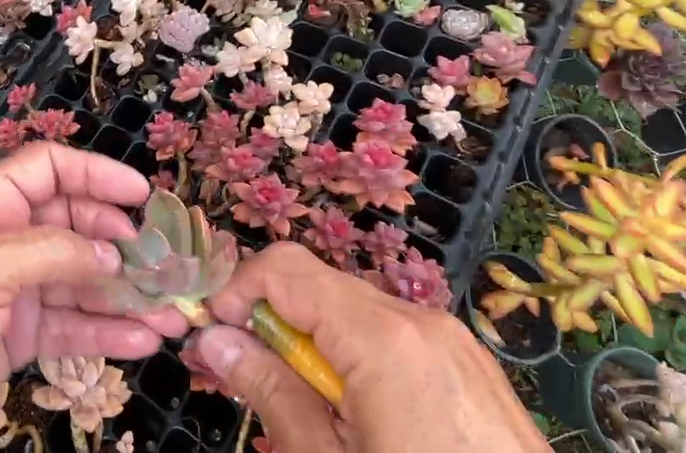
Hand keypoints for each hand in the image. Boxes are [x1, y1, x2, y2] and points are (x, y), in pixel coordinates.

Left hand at [0, 142, 187, 452]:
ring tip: (172, 313)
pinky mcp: (17, 333)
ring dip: (124, 295)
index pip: (47, 170)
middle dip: (117, 243)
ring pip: (78, 278)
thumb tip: (114, 256)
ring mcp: (10, 288)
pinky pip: (69, 322)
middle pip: (71, 224)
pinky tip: (142, 341)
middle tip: (164, 263)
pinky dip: (105, 330)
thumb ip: (53, 253)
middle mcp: (1, 238)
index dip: (95, 174)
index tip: (141, 193)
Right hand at [195, 243, 548, 452]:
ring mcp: (453, 342)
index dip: (237, 292)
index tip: (214, 338)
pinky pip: (392, 337)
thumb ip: (271, 391)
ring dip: (310, 341)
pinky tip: (355, 416)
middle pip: (316, 284)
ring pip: (352, 310)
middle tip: (241, 375)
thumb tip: (216, 340)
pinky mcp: (471, 367)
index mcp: (384, 337)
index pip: (283, 269)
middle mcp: (419, 320)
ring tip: (299, 406)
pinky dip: (355, 357)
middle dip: (269, 319)